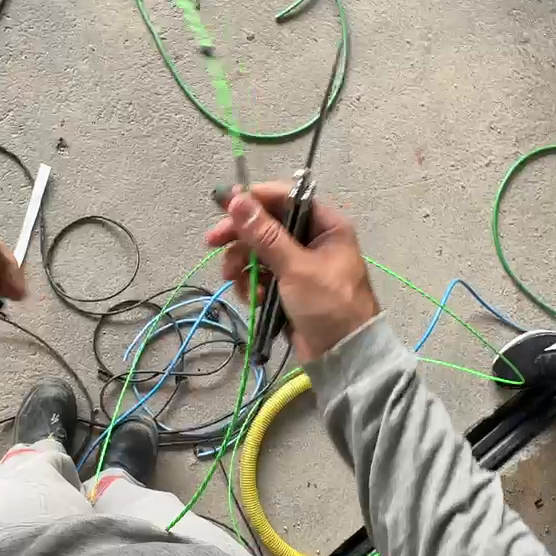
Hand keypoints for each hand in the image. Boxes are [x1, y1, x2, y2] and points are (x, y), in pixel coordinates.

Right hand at [204, 183, 378, 362]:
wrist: (342, 356)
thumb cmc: (328, 305)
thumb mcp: (295, 267)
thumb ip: (265, 234)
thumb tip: (238, 200)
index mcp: (325, 226)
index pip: (285, 199)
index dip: (255, 200)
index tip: (225, 206)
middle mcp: (312, 240)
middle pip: (266, 226)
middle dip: (240, 238)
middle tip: (212, 243)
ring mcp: (297, 265)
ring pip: (257, 253)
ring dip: (243, 267)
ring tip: (239, 285)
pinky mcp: (286, 288)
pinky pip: (260, 276)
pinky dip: (252, 287)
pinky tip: (256, 301)